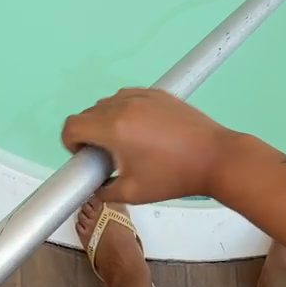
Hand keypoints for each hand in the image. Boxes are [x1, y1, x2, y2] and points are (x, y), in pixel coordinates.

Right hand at [61, 89, 241, 204]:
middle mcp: (124, 105)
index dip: (70, 143)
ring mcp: (143, 95)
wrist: (215, 158)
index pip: (72, 125)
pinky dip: (125, 110)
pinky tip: (142, 130)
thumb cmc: (175, 176)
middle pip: (88, 114)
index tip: (84, 156)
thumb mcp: (133, 193)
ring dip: (106, 120)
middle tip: (106, 156)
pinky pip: (129, 96)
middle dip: (89, 134)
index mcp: (114, 128)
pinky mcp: (159, 93)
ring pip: (108, 103)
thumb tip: (95, 189)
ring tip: (126, 143)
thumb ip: (104, 191)